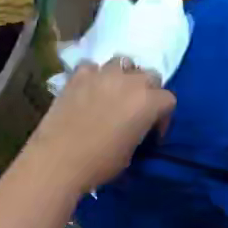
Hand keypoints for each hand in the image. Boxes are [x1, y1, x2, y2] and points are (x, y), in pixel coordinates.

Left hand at [21, 58, 175, 196]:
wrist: (59, 160)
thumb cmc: (100, 164)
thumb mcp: (130, 154)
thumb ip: (139, 133)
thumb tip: (134, 131)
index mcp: (148, 102)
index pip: (168, 100)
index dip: (162, 117)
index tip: (151, 133)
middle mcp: (129, 81)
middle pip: (149, 75)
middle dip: (147, 91)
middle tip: (135, 110)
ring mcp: (102, 74)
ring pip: (122, 63)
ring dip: (122, 76)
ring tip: (113, 93)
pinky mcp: (78, 75)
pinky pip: (91, 67)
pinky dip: (93, 76)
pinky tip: (88, 90)